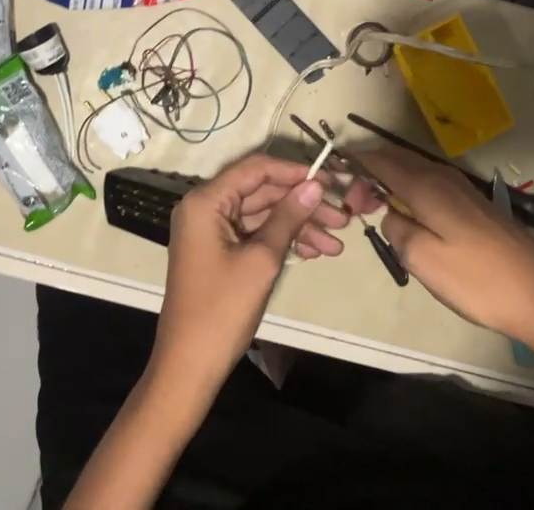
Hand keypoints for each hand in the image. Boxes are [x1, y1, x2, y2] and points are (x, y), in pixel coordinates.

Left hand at [151, 153, 352, 388]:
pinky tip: (314, 252)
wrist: (190, 365)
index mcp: (206, 201)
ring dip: (298, 226)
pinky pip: (255, 235)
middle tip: (343, 217)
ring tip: (337, 243)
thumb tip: (314, 185)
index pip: (255, 169)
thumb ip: (288, 217)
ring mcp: (211, 231)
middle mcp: (205, 208)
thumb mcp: (261, 259)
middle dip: (302, 204)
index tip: (329, 181)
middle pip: (261, 192)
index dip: (293, 172)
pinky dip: (282, 241)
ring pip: (262, 215)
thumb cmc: (223, 308)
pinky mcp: (219, 252)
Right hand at [350, 146, 533, 343]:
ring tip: (373, 209)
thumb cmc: (477, 278)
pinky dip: (409, 190)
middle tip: (353, 202)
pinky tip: (407, 216)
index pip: (381, 159)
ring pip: (415, 171)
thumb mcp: (422, 259)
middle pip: (398, 159)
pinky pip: (430, 185)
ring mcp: (462, 191)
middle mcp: (443, 178)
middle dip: (370, 171)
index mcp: (427, 185)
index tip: (335, 177)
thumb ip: (396, 229)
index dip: (355, 163)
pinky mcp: (474, 207)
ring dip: (390, 181)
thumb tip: (389, 214)